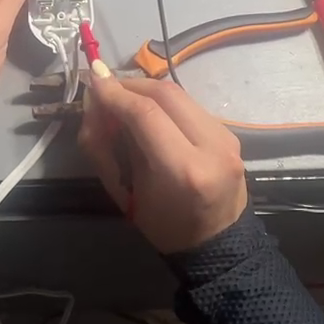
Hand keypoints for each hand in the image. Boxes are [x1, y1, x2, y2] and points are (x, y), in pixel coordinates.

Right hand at [79, 66, 247, 252]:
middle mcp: (212, 148)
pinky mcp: (231, 133)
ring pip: (179, 94)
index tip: (93, 78)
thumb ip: (105, 146)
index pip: (145, 115)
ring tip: (123, 99)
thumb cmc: (164, 226)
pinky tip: (148, 112)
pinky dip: (164, 103)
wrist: (218, 245)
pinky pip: (190, 105)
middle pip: (165, 94)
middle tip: (105, 87)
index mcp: (184, 171)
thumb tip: (94, 103)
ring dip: (146, 90)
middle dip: (130, 84)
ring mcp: (227, 138)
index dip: (115, 93)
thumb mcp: (124, 193)